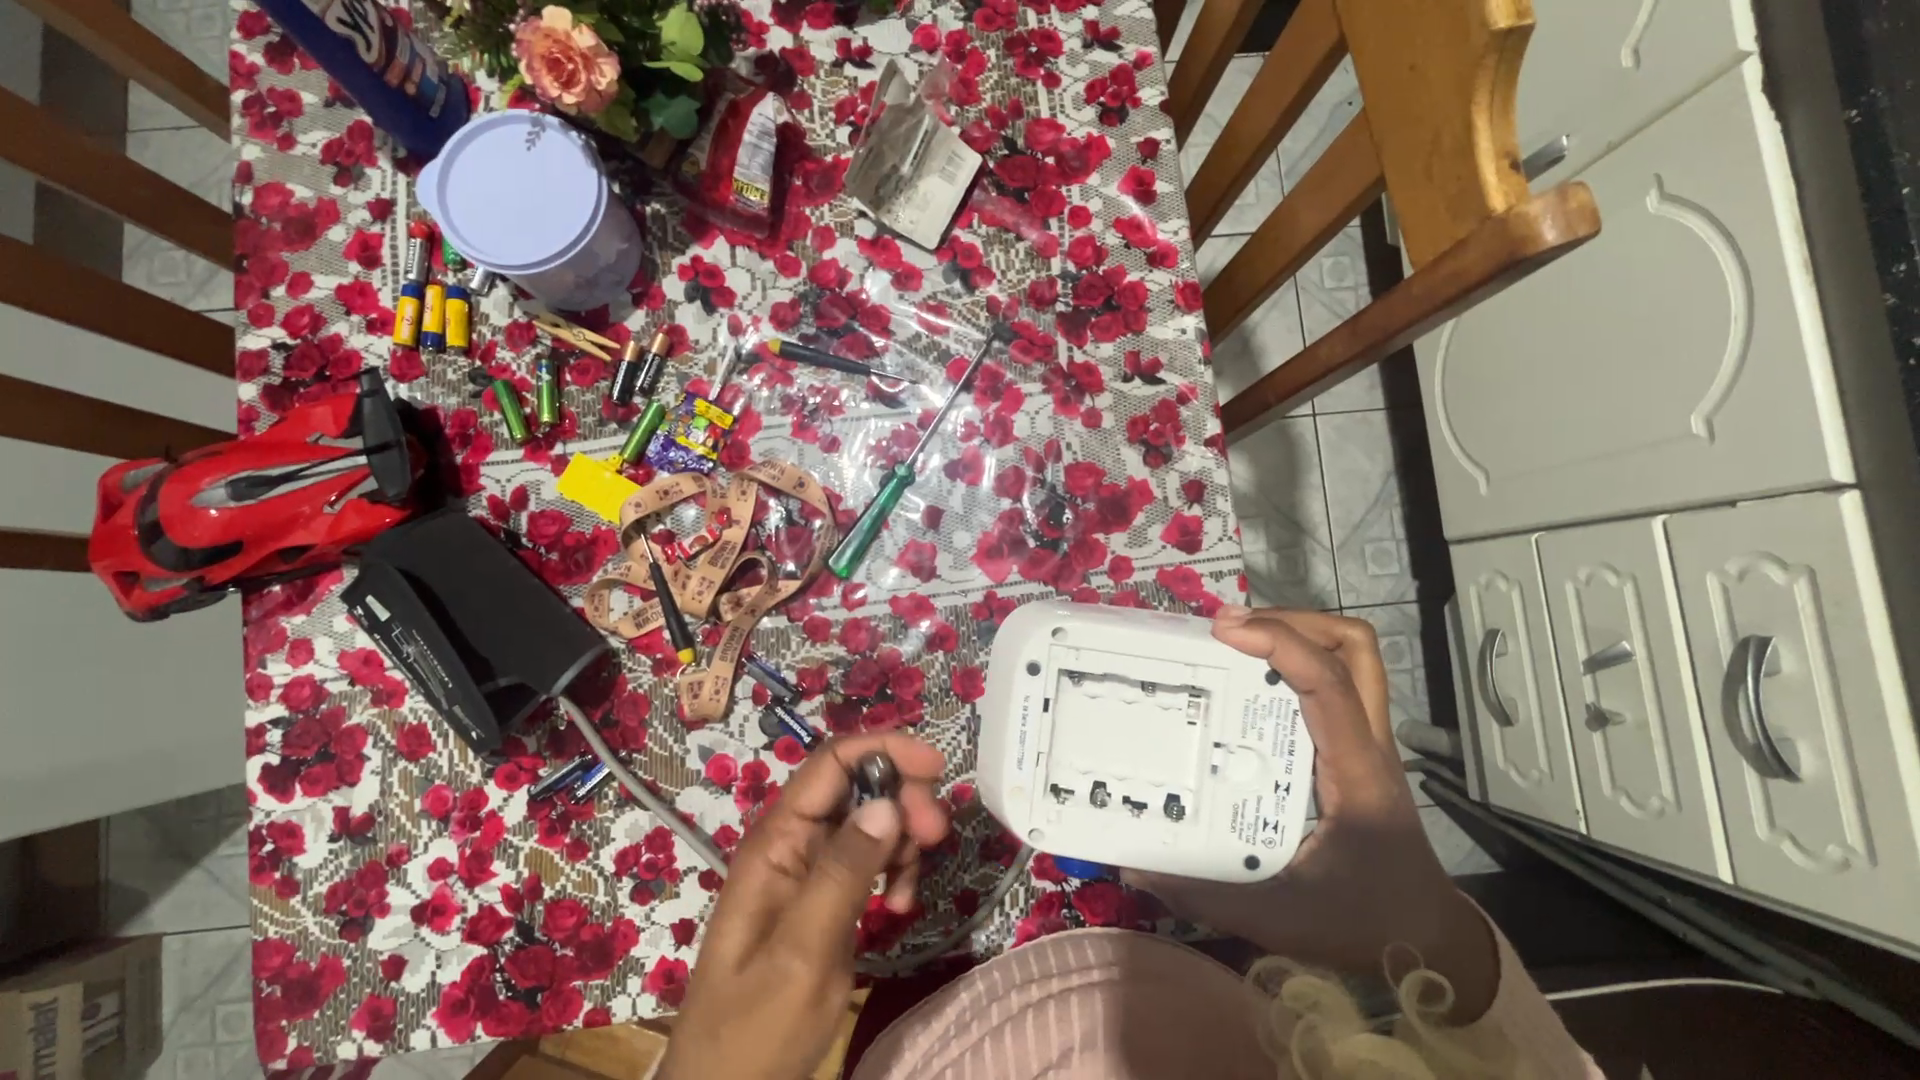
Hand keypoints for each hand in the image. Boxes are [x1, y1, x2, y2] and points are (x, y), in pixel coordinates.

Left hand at [659, 734, 951, 1079]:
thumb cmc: (756, 1028)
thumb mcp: (802, 952)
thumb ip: (843, 874)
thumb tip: (887, 803)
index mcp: (776, 842)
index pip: (831, 764)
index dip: (884, 750)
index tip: (937, 767)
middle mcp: (792, 845)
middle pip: (857, 788)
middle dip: (902, 800)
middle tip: (935, 839)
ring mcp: (808, 873)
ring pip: (869, 823)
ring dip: (901, 842)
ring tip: (907, 892)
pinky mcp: (824, 900)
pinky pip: (869, 862)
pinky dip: (893, 872)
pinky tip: (898, 907)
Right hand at [1123, 606, 1498, 1019]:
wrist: (1429, 942)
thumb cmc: (1365, 923)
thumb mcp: (1281, 919)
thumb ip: (1206, 895)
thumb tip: (1135, 868)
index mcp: (1355, 771)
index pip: (1329, 682)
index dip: (1280, 642)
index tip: (1223, 630)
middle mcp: (1367, 743)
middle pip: (1354, 646)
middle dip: (1292, 620)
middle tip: (1229, 629)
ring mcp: (1366, 742)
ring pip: (1352, 656)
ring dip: (1297, 633)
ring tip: (1236, 641)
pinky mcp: (1354, 750)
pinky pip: (1333, 682)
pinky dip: (1295, 662)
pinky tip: (1249, 684)